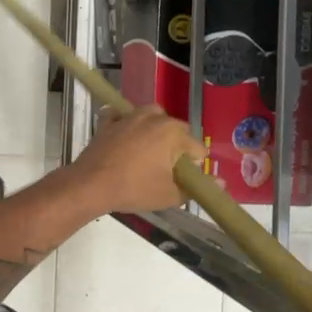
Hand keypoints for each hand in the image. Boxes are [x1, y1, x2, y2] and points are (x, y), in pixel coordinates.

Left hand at [67, 105, 204, 213]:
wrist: (91, 184)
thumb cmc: (134, 189)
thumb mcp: (170, 195)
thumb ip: (196, 188)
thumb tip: (220, 183)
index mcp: (173, 133)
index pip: (196, 148)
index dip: (193, 166)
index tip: (182, 179)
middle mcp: (153, 117)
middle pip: (176, 129)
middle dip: (175, 146)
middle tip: (166, 168)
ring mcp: (128, 116)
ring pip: (150, 116)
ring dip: (154, 129)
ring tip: (148, 151)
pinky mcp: (108, 121)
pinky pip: (121, 116)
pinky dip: (124, 123)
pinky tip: (123, 136)